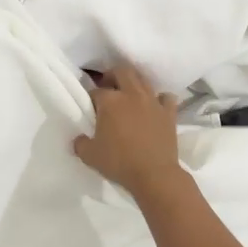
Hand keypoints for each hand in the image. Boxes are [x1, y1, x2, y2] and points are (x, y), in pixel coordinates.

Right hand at [74, 65, 188, 204]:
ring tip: (129, 94)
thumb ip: (80, 144)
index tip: (90, 107)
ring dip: (134, 83)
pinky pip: (165, 97)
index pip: (96, 91)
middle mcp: (132, 94)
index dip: (91, 97)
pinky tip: (154, 107)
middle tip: (108, 87)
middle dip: (112, 76)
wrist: (154, 174)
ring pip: (143, 80)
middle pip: (122, 71)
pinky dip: (159, 99)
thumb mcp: (89, 156)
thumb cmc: (119, 163)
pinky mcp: (169, 112)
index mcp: (110, 101)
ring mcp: (153, 101)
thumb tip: (79, 139)